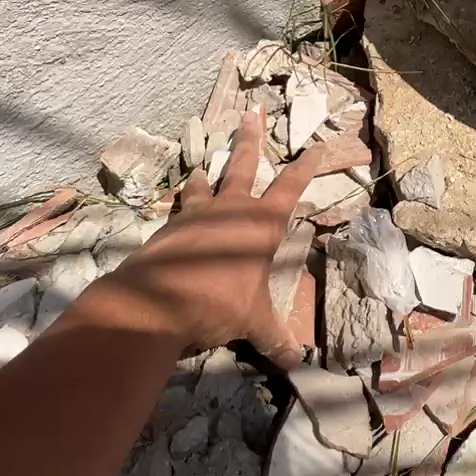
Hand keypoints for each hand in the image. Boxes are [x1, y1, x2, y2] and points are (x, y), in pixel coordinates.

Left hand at [66, 110, 321, 366]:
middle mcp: (231, 209)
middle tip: (251, 113)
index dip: (306, 167)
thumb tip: (298, 362)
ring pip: (206, 185)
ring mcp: (198, 215)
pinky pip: (178, 213)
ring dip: (206, 176)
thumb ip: (274, 338)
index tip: (316, 146)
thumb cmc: (220, 302)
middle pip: (245, 165)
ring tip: (203, 168)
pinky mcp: (169, 228)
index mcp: (261, 223)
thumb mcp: (253, 323)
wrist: (159, 302)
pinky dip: (180, 211)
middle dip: (251, 139)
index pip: (291, 187)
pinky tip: (174, 218)